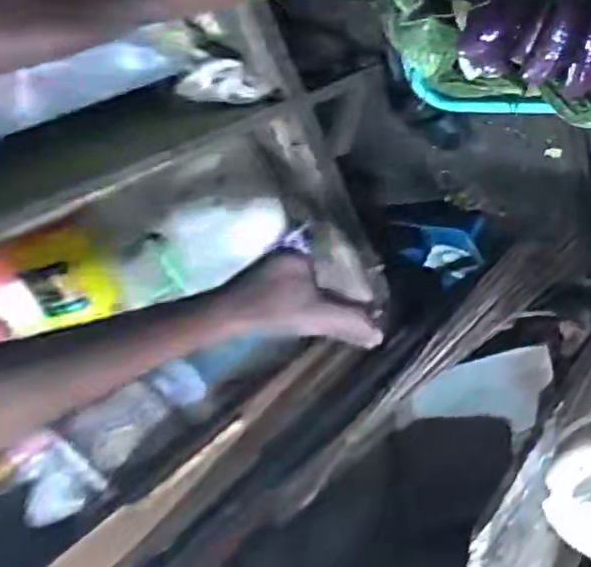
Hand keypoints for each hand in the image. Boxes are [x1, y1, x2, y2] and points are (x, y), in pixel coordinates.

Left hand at [220, 251, 382, 347]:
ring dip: (325, 298)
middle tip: (360, 309)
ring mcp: (268, 270)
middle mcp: (288, 256)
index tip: (370, 301)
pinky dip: (307, 301)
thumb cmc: (269, 310)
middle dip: (343, 291)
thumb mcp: (317, 316)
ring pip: (309, 283)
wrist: (211, 322)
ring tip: (343, 314)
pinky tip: (315, 313)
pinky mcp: (254, 286)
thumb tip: (379, 336)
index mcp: (306, 254)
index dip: (359, 283)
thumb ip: (350, 322)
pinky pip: (293, 290)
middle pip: (327, 275)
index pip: (342, 265)